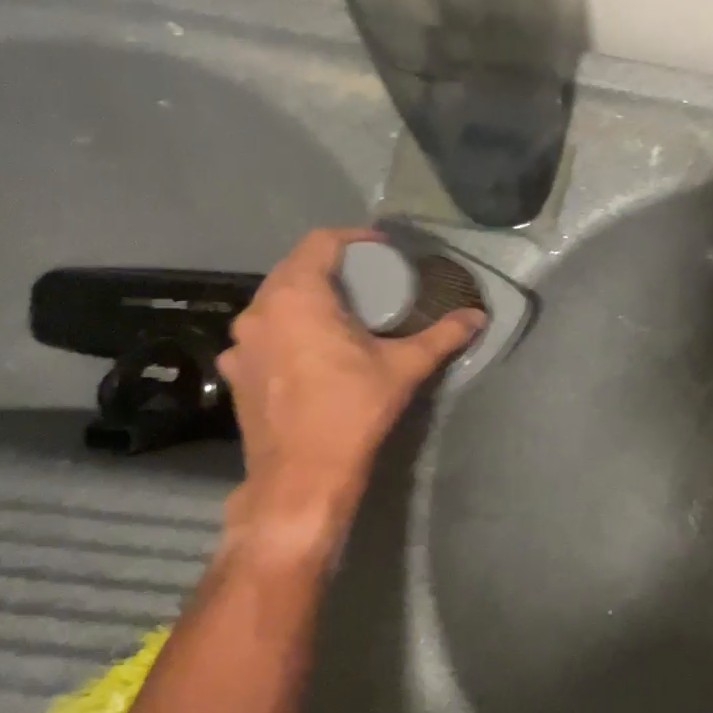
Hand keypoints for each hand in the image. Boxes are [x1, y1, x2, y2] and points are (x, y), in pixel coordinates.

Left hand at [216, 228, 483, 552]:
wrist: (302, 474)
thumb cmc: (353, 410)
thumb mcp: (406, 368)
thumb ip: (442, 336)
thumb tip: (478, 316)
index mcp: (296, 298)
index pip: (319, 243)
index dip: (354, 238)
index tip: (383, 248)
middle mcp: (258, 311)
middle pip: (293, 269)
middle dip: (332, 268)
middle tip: (370, 280)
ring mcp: (240, 343)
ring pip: (275, 302)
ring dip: (309, 299)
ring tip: (344, 314)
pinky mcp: (234, 371)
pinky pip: (264, 333)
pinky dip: (290, 329)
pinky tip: (314, 351)